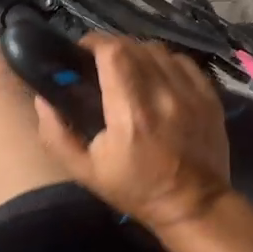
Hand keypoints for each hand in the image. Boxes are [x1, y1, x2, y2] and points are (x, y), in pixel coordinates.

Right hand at [34, 33, 232, 228]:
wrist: (195, 208)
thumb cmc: (136, 189)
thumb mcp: (84, 172)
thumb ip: (56, 135)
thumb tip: (43, 100)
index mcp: (130, 114)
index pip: (114, 53)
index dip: (94, 43)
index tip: (82, 52)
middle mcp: (162, 96)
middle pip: (133, 46)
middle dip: (111, 47)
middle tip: (98, 63)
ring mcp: (191, 95)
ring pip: (158, 50)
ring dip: (136, 53)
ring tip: (126, 69)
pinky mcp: (209, 98)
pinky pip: (182, 61)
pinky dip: (163, 61)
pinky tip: (154, 75)